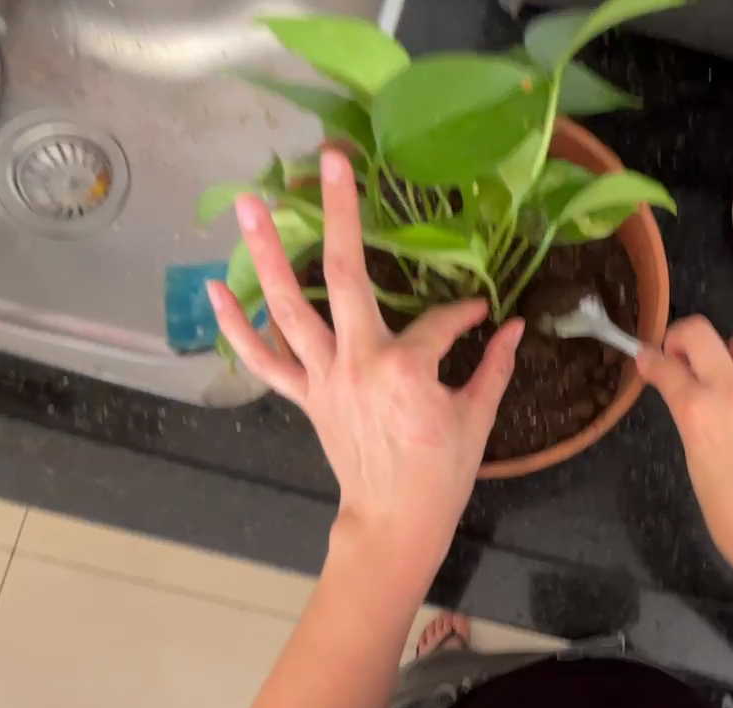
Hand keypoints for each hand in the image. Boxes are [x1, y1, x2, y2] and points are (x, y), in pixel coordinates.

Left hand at [208, 150, 519, 567]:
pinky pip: (263, 361)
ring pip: (289, 308)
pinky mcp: (305, 397)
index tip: (481, 315)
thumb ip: (494, 367)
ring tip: (248, 202)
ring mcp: (324, 378)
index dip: (463, 314)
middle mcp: (358, 362)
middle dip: (341, 215)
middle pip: (347, 277)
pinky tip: (216, 291)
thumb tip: (516, 330)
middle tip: (329, 161)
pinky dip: (238, 329)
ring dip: (268, 253)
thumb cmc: (441, 475)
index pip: (439, 323)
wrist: (395, 521)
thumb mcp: (476, 419)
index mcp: (407, 369)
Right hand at [639, 317, 732, 609]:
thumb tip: (679, 389)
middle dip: (682, 340)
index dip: (650, 360)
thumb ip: (687, 417)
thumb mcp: (695, 462)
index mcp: (697, 413)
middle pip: (700, 333)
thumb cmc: (731, 516)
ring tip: (730, 379)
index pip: (665, 366)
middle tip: (682, 357)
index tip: (648, 359)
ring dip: (729, 356)